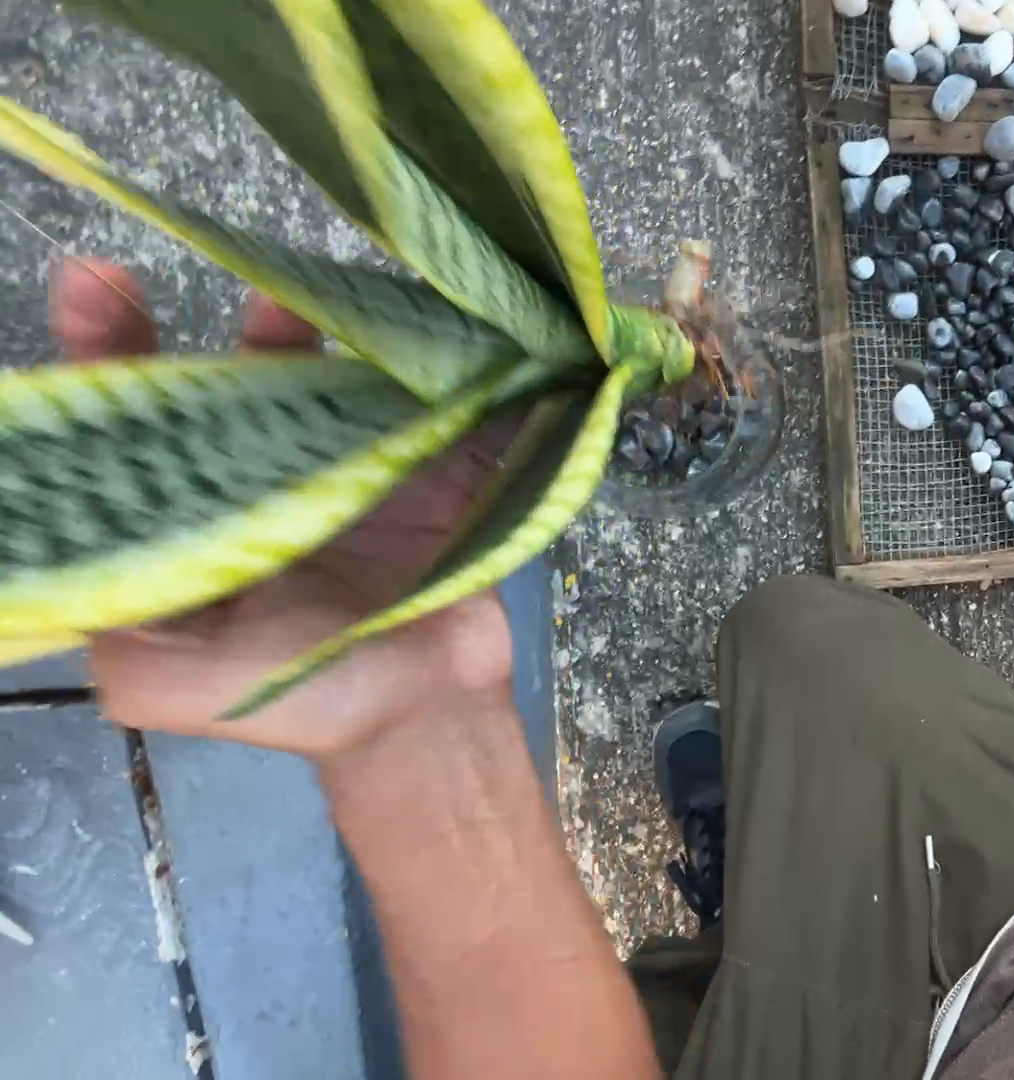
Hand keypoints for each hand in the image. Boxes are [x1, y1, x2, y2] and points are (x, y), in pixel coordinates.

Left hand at [49, 258, 515, 763]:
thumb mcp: (157, 676)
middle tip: (257, 290)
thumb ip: (107, 608)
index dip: (117, 354)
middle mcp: (284, 491)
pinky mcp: (442, 491)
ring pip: (352, 401)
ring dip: (347, 352)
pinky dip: (447, 389)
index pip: (149, 424)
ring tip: (344, 309)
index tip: (101, 287)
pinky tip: (442, 351)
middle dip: (249, 338)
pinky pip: (444, 431)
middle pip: (259, 396)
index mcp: (207, 520)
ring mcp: (370, 487)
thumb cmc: (292, 700)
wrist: (422, 715)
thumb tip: (51, 540)